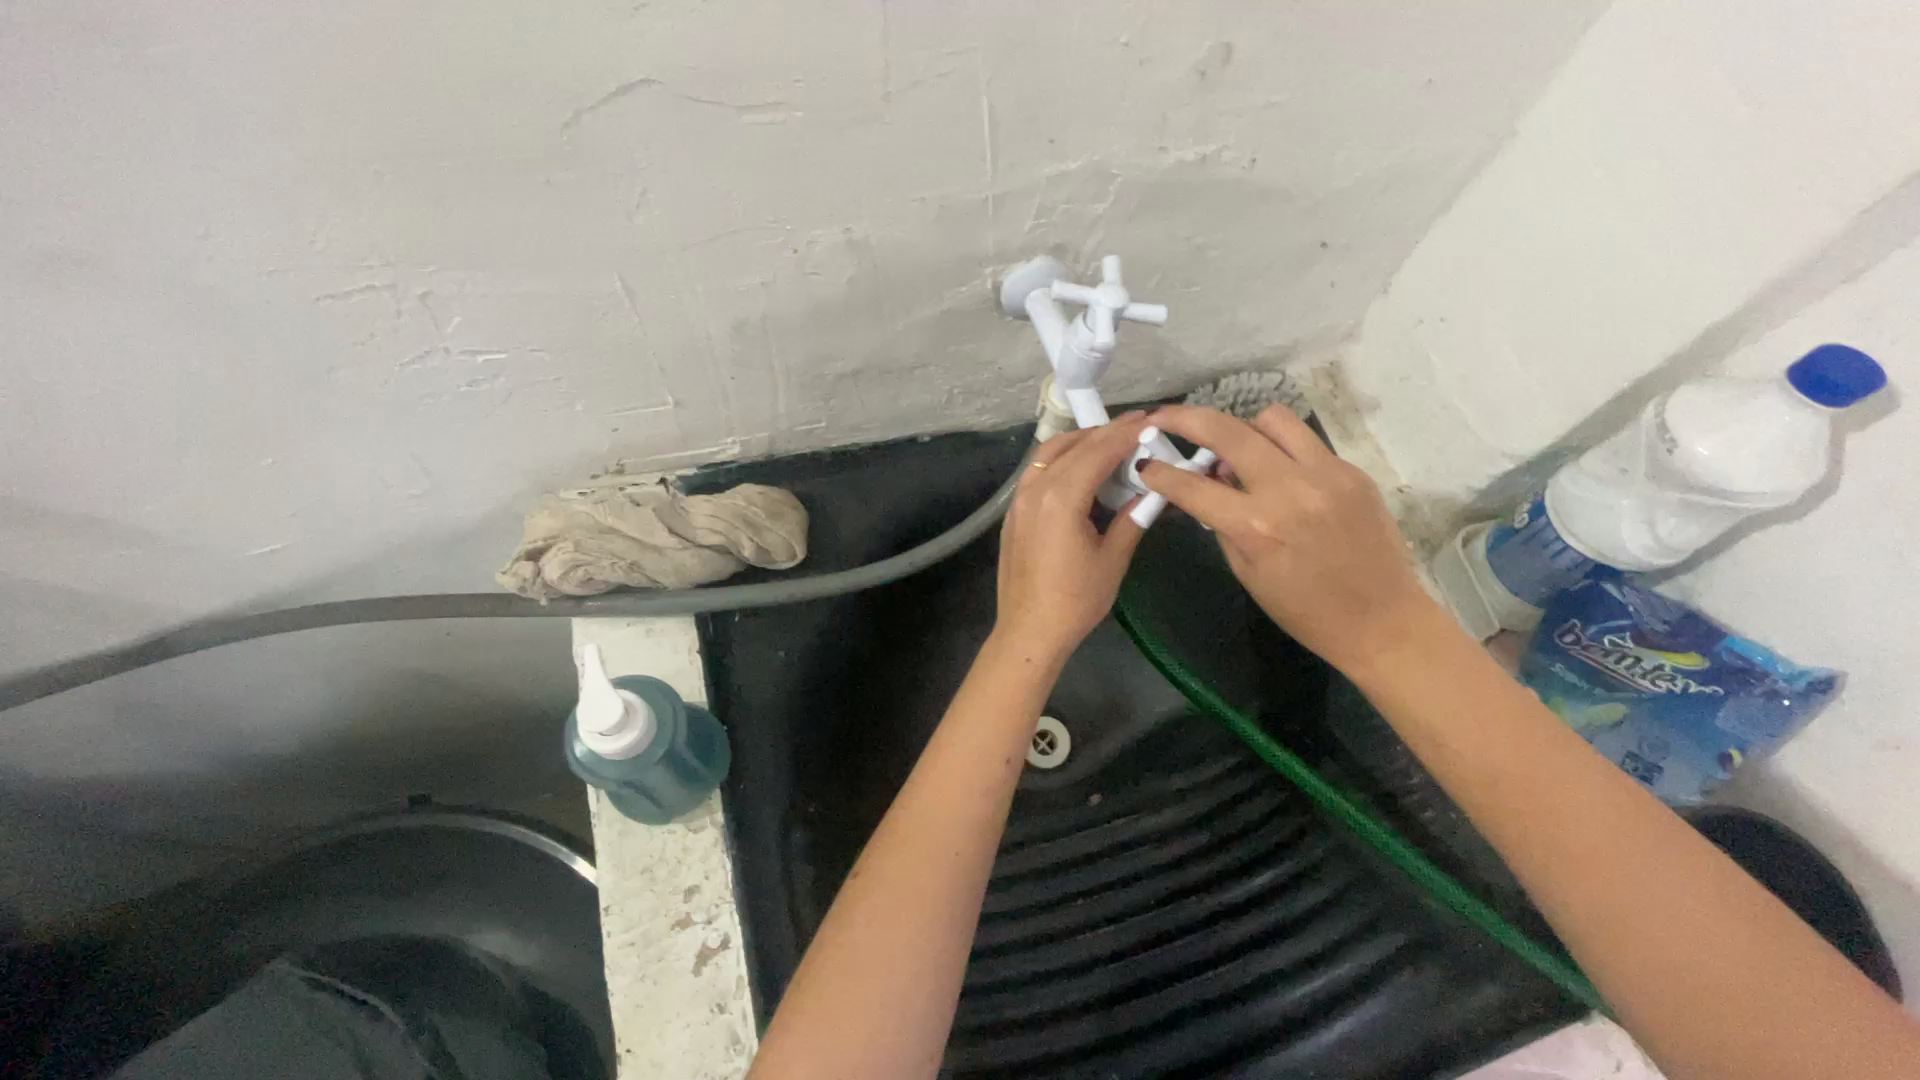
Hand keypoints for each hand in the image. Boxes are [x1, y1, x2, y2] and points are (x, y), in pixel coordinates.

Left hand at [993, 414, 1151, 663]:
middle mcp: (1035, 489)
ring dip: (1080, 441)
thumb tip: (1150, 492)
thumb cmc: (1075, 600)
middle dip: (1106, 432)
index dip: (1126, 434)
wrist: (1029, 631)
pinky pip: (1038, 471)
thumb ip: (1132, 518)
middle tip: (1136, 425)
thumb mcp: (1112, 559)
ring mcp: (1019, 500)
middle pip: (1074, 446)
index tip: (1150, 421)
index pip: (1098, 451)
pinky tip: (1081, 468)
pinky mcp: (1014, 513)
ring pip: (1049, 454)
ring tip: (1111, 440)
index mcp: (1061, 497)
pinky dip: (1062, 459)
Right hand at [1139, 404, 1441, 676]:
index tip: (1144, 464)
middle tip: (1164, 419)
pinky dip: (1281, 451)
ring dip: (1243, 429)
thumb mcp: (1247, 572)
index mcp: (1257, 527)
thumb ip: (1223, 523)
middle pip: (1227, 430)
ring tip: (1237, 453)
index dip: (1160, 473)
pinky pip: (1306, 442)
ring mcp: (1327, 474)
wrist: (1383, 621)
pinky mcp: (1352, 471)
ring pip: (1271, 419)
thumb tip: (1210, 483)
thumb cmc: (1304, 611)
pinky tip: (1280, 476)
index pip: (1193, 486)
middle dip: (1186, 418)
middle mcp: (1290, 489)